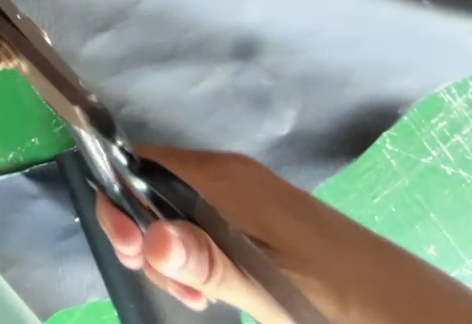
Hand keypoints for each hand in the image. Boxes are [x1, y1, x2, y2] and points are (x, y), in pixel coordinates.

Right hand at [95, 146, 471, 323]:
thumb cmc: (353, 307)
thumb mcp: (276, 292)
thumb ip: (209, 263)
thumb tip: (148, 238)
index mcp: (225, 178)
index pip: (137, 164)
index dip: (118, 201)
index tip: (129, 252)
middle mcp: (230, 175)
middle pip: (152, 188)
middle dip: (145, 235)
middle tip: (172, 287)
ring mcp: (251, 197)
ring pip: (177, 210)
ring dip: (171, 252)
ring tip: (199, 299)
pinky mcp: (267, 221)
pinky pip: (208, 223)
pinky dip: (199, 255)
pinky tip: (217, 292)